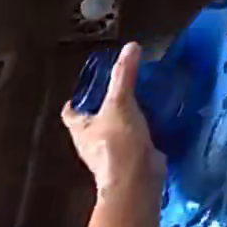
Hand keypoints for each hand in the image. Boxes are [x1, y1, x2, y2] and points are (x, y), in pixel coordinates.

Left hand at [62, 43, 163, 198]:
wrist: (136, 181)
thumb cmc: (118, 142)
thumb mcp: (120, 103)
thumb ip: (125, 75)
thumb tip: (132, 46)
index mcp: (80, 130)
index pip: (70, 114)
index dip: (74, 104)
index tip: (81, 94)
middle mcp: (91, 144)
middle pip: (91, 124)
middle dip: (101, 111)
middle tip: (117, 92)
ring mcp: (111, 154)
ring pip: (114, 133)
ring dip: (123, 121)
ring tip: (140, 102)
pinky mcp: (131, 161)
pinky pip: (134, 141)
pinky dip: (141, 132)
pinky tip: (155, 121)